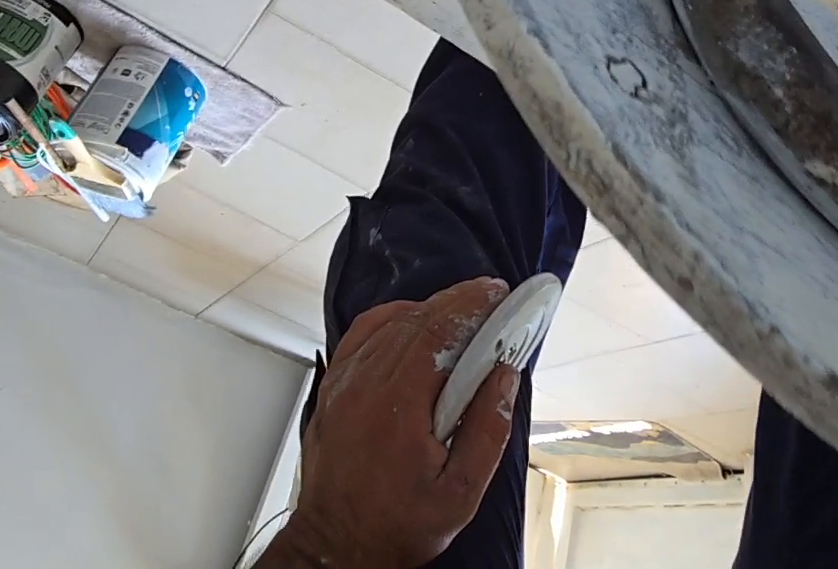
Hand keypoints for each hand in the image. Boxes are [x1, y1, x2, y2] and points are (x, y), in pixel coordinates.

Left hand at [262, 278, 520, 568]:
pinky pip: (363, 332)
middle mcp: (365, 383)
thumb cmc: (394, 526)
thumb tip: (504, 376)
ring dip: (430, 308)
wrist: (335, 547)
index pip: (438, 331)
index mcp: (396, 406)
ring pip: (392, 322)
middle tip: (489, 294)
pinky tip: (413, 320)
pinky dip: (392, 317)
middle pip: (417, 319)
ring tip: (462, 309)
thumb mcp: (459, 493)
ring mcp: (344, 381)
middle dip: (459, 301)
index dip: (471, 305)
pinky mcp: (333, 385)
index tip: (497, 293)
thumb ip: (487, 430)